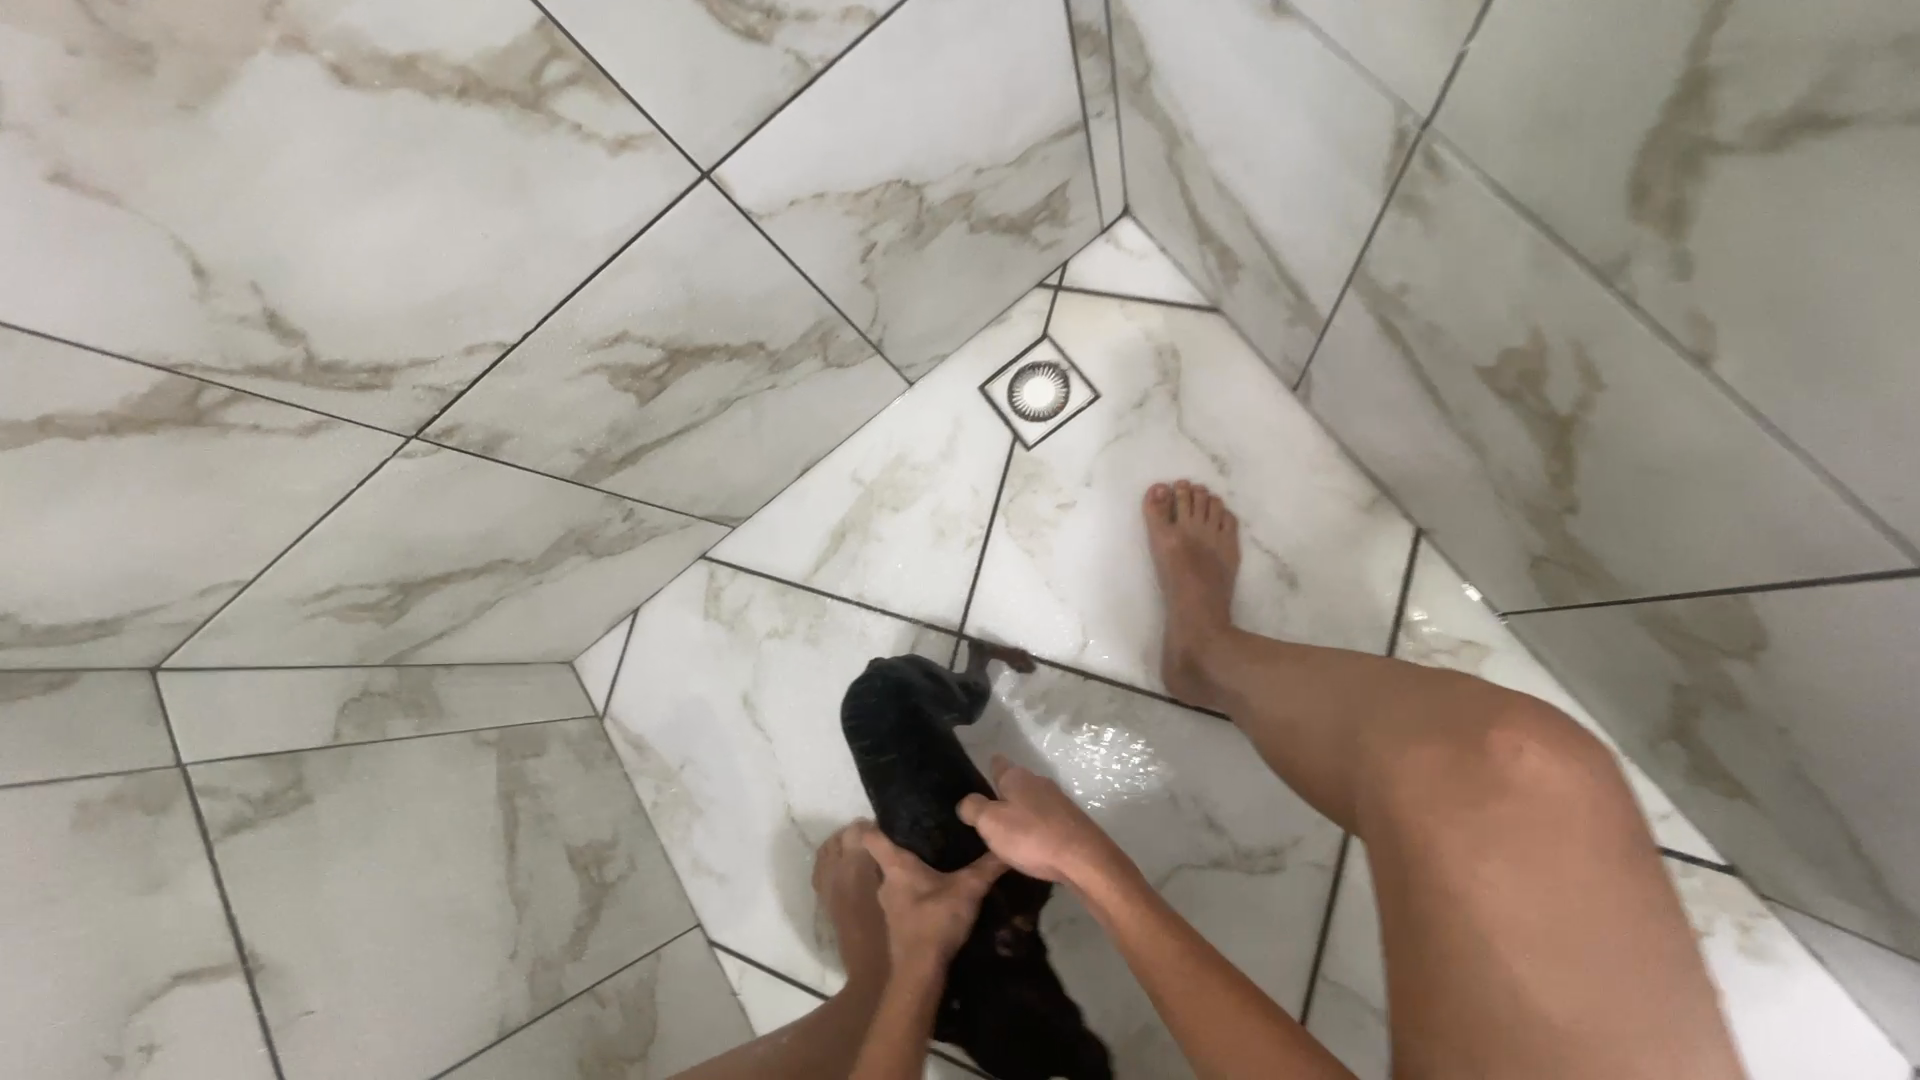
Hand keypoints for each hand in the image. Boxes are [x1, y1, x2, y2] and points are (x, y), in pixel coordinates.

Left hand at [856, 822, 1006, 970]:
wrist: (920, 973)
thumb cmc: (935, 921)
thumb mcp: (968, 889)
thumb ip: (987, 866)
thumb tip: (1007, 846)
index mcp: (895, 866)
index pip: (872, 836)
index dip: (879, 821)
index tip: (897, 813)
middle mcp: (885, 882)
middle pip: (887, 856)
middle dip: (907, 846)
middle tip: (933, 834)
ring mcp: (888, 905)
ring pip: (897, 878)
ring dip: (913, 872)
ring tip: (939, 862)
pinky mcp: (896, 923)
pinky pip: (904, 897)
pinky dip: (917, 892)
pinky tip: (937, 892)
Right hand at [957, 756, 1129, 887]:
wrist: (1083, 859)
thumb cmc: (1031, 836)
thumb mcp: (991, 823)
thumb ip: (974, 808)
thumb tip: (967, 802)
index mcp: (1017, 777)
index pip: (998, 764)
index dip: (988, 768)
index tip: (980, 776)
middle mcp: (1039, 782)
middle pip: (1016, 783)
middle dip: (1003, 795)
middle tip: (987, 813)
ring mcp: (1058, 802)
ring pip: (1032, 802)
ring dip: (1021, 813)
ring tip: (1007, 833)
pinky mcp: (1071, 822)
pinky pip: (1045, 820)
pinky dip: (1036, 829)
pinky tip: (1031, 845)